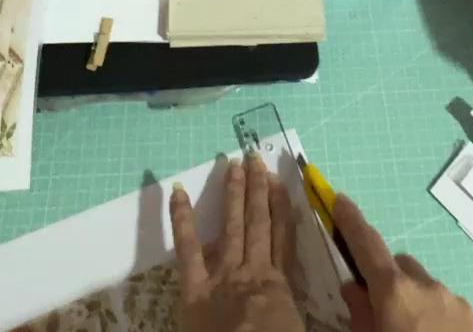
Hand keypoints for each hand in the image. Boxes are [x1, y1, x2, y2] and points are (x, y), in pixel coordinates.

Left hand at [171, 153, 305, 331]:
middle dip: (258, 189)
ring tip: (233, 164)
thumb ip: (292, 308)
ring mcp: (222, 276)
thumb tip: (291, 297)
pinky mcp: (194, 289)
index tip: (279, 180)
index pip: (283, 236)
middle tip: (255, 157)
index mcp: (279, 286)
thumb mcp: (295, 329)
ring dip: (233, 194)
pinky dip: (181, 218)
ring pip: (232, 226)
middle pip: (258, 223)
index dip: (282, 206)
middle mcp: (252, 272)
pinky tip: (177, 191)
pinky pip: (188, 249)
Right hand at [334, 195, 472, 331]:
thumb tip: (354, 290)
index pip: (367, 244)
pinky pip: (447, 307)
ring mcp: (456, 303)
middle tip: (375, 313)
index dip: (350, 221)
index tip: (338, 199)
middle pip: (398, 267)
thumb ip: (359, 318)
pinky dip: (434, 318)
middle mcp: (427, 286)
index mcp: (395, 292)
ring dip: (412, 302)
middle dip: (385, 280)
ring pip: (425, 288)